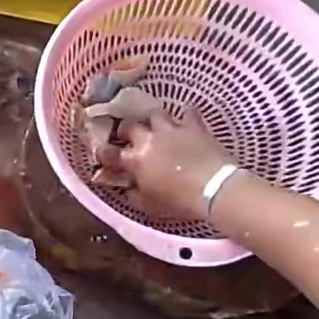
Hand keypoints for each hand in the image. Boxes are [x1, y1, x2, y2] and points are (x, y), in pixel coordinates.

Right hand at [113, 105, 235, 221]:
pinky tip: (186, 120)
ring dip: (153, 120)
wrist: (215, 189)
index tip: (102, 153)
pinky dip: (186, 116)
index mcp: (134, 160)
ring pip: (155, 114)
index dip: (102, 152)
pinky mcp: (194, 127)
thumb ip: (133, 194)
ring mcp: (171, 130)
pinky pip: (189, 113)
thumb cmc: (179, 201)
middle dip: (126, 130)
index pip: (108, 152)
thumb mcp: (149, 205)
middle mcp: (148, 140)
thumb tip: (127, 188)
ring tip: (156, 126)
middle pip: (129, 125)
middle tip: (129, 136)